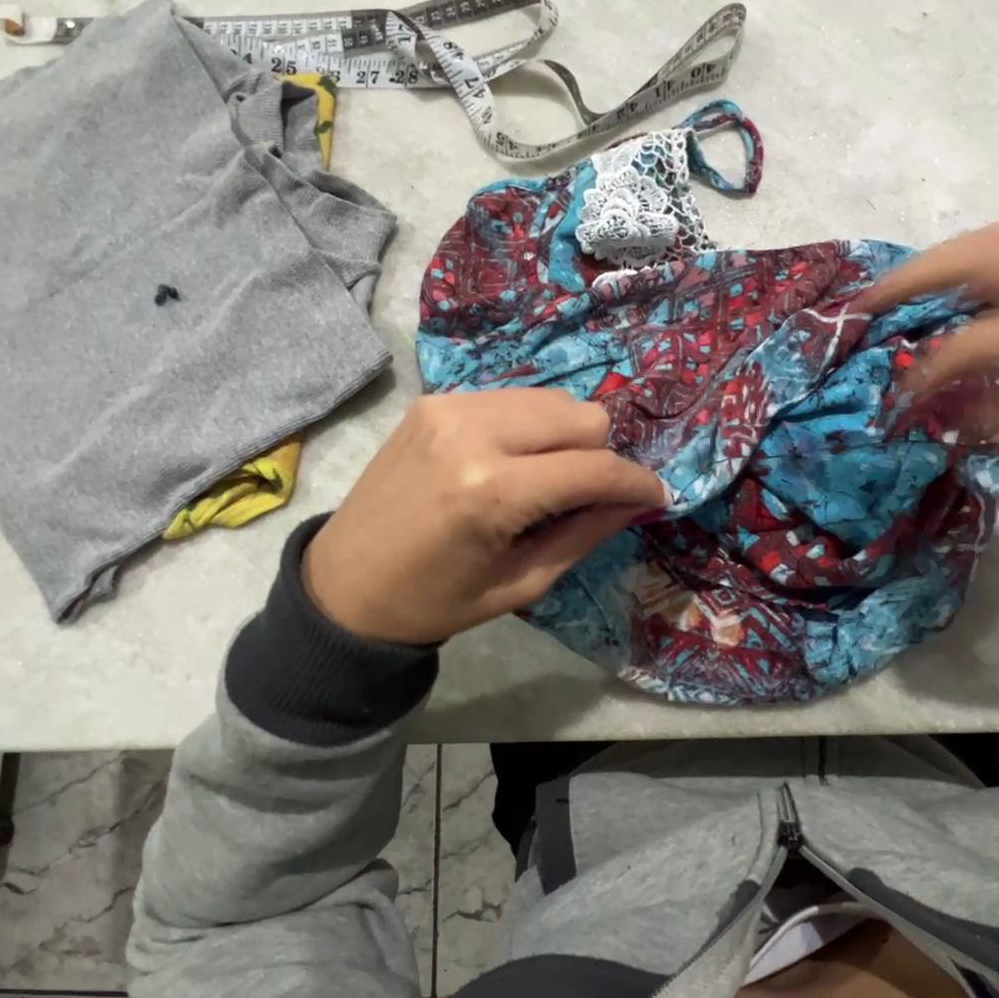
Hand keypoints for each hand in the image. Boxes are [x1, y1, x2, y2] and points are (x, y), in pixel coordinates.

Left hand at [303, 389, 668, 644]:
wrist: (343, 585)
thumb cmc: (435, 601)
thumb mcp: (520, 583)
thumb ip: (585, 532)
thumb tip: (635, 499)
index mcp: (492, 492)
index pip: (594, 468)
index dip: (635, 483)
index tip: (655, 497)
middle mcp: (474, 432)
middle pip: (582, 416)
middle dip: (600, 456)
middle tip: (588, 494)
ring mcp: (451, 407)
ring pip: (552, 399)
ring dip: (567, 436)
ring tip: (548, 478)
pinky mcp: (436, 399)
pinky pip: (513, 398)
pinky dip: (530, 426)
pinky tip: (514, 460)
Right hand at [855, 225, 998, 510]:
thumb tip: (944, 402)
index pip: (986, 336)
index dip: (933, 366)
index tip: (904, 398)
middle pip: (995, 252)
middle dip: (923, 271)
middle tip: (872, 299)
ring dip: (953, 257)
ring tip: (908, 288)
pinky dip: (987, 261)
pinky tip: (961, 289)